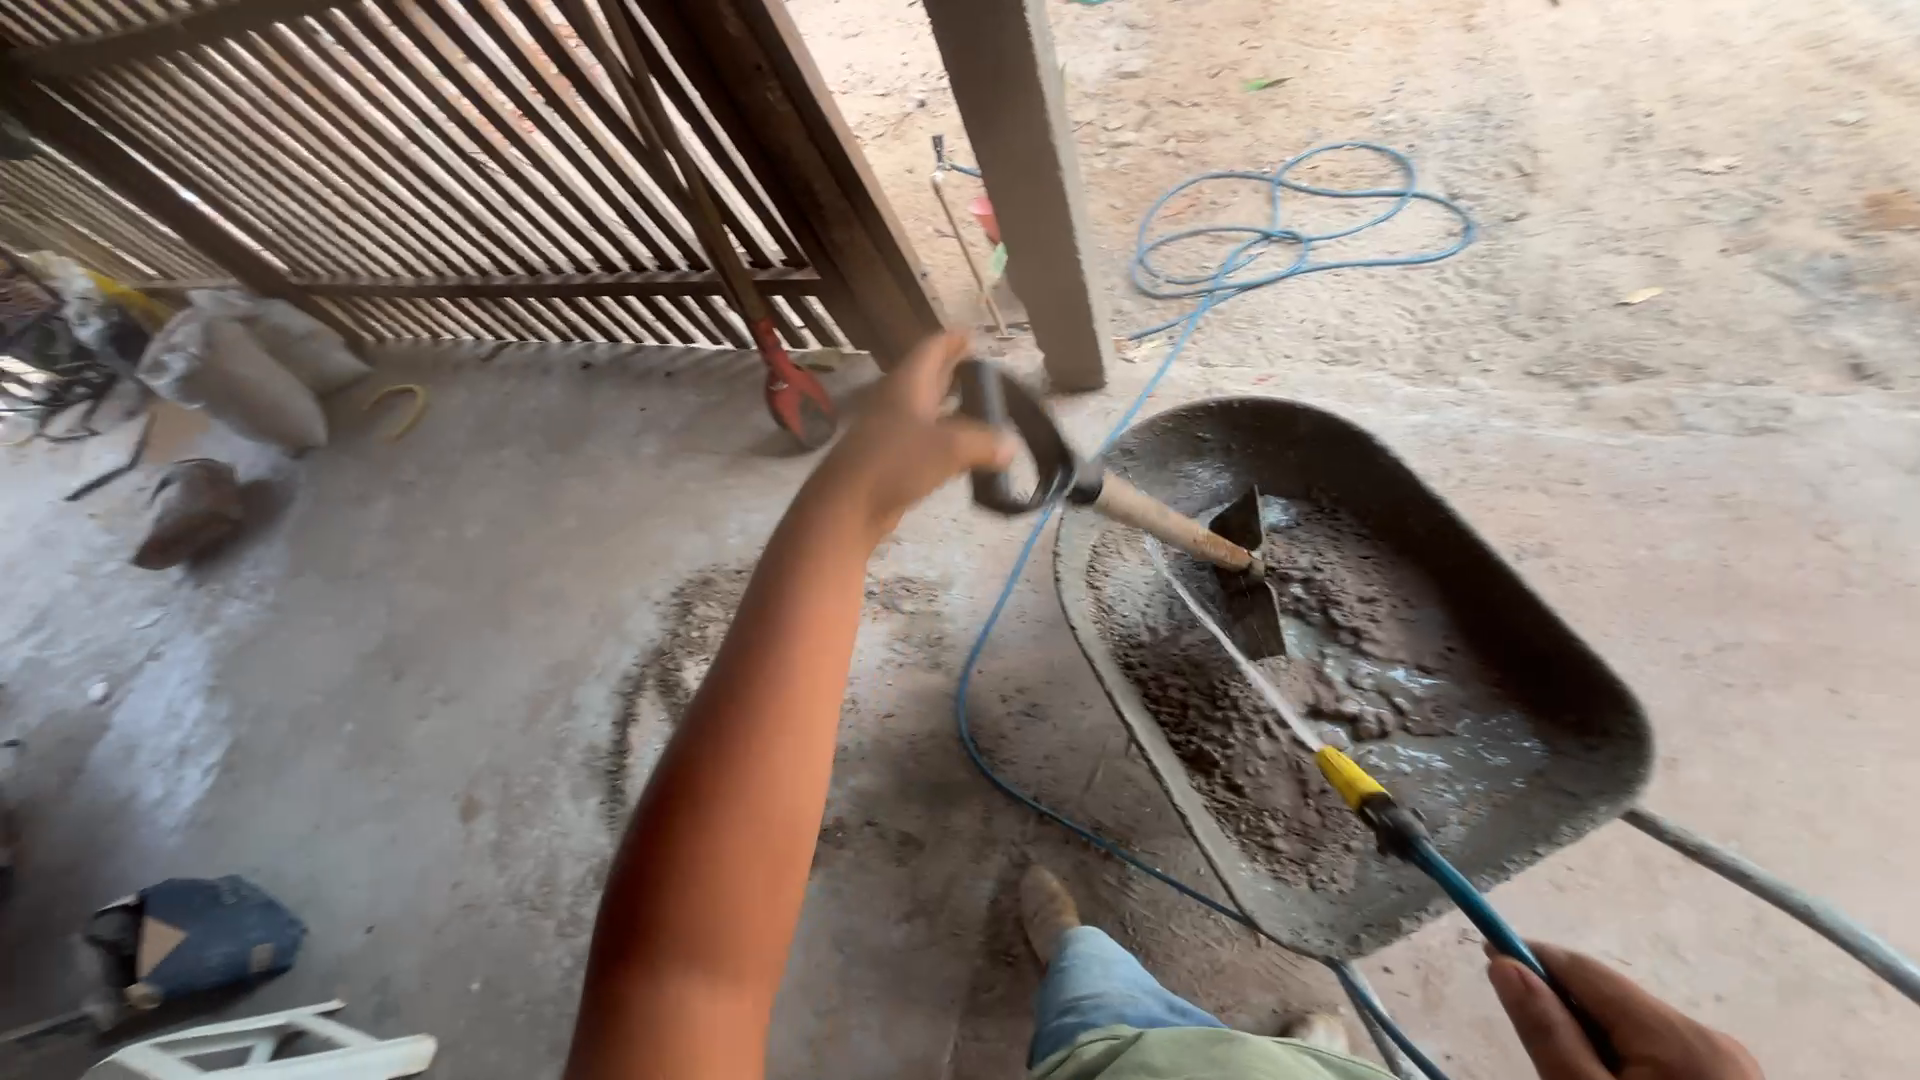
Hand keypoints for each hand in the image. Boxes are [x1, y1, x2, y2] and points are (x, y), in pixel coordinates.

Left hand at [805, 330, 1014, 539]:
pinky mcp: (890, 462)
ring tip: (978, 406)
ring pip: (926, 411)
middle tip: (978, 365)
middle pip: (927, 378)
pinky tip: (961, 449)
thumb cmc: (895, 464)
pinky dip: (944, 438)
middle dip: (952, 370)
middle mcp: (897, 403)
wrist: (847, 506)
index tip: (970, 334)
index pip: (930, 350)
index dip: (950, 340)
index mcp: (907, 385)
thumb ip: (984, 443)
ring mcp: (890, 433)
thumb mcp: (949, 448)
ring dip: (950, 406)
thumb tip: (1010, 446)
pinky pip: (923, 441)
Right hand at [1489, 943, 1763, 1079]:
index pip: (1584, 970)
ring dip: (1593, 1042)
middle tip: (1537, 1054)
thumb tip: (1504, 965)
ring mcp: (1733, 1071)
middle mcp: (1713, 1041)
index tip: (1486, 957)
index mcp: (1679, 1035)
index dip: (1531, 958)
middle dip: (1565, 1012)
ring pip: (1633, 1031)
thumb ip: (1545, 1030)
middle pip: (1610, 1001)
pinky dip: (1625, 1065)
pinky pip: (1661, 1058)